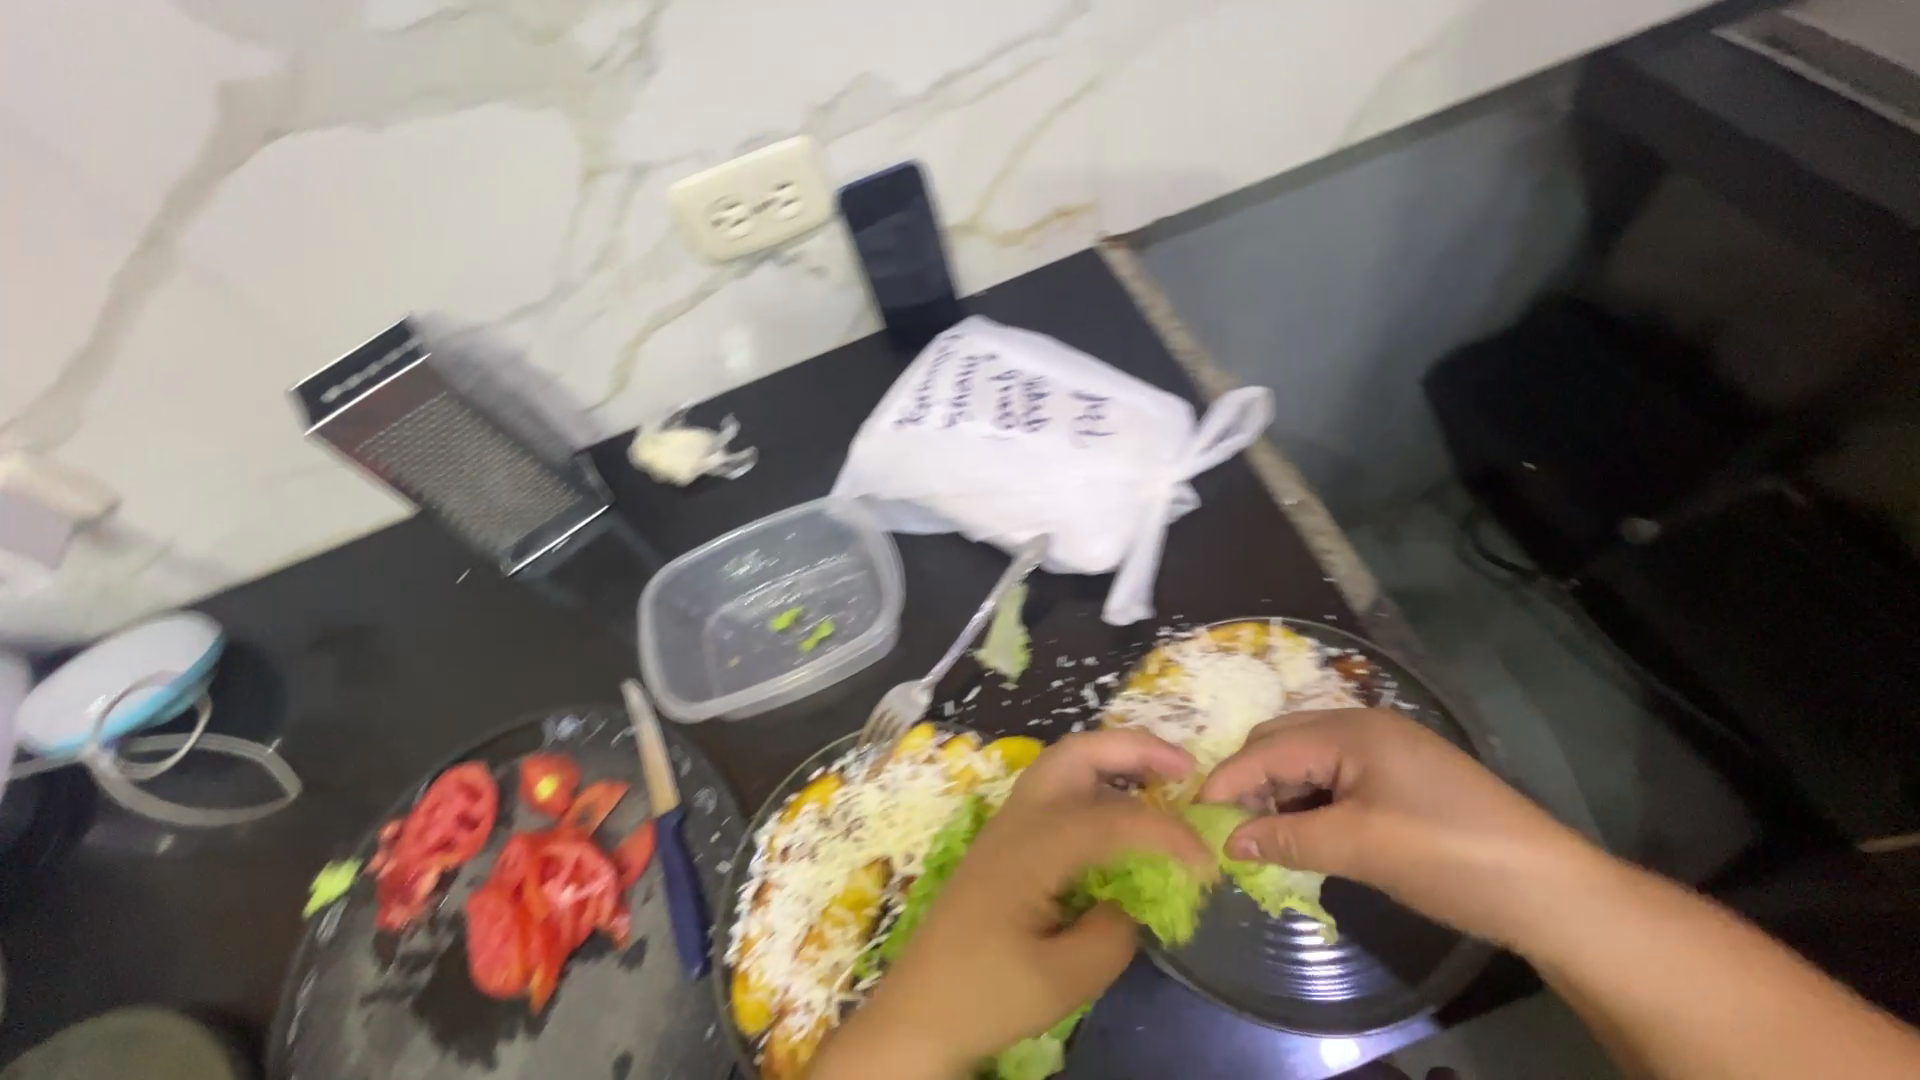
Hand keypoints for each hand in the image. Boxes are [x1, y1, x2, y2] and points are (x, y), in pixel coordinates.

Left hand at [812, 730, 1214, 1078]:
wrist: (918, 1010)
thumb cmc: (985, 995)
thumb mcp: (1063, 980)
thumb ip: (1114, 933)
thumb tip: (1138, 897)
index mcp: (1030, 848)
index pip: (1111, 819)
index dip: (1166, 833)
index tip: (1208, 863)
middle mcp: (1016, 821)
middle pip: (1075, 753)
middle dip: (1133, 748)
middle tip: (1186, 768)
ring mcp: (1006, 826)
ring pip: (1061, 765)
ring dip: (1113, 760)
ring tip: (1161, 781)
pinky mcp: (1004, 842)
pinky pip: (1054, 791)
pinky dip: (1095, 784)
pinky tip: (1119, 816)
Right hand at [1198, 708, 1602, 948]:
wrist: (1553, 890)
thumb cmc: (1447, 856)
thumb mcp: (1358, 848)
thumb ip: (1286, 838)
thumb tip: (1228, 841)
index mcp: (1351, 730)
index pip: (1266, 749)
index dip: (1226, 782)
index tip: (1193, 816)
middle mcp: (1364, 726)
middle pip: (1282, 742)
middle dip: (1250, 781)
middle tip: (1230, 828)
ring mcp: (1387, 749)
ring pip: (1308, 759)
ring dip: (1280, 792)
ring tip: (1264, 834)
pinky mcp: (1403, 776)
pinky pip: (1336, 776)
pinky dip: (1311, 800)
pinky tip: (1306, 831)